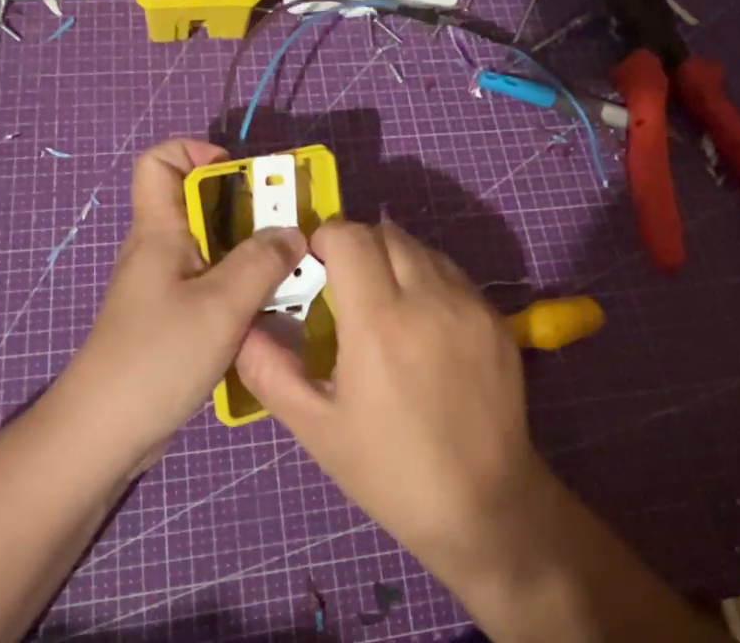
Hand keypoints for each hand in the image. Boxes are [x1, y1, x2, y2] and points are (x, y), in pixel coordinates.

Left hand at [60, 139, 307, 464]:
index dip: (197, 151)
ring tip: (293, 274)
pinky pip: (213, 288)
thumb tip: (293, 232)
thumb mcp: (221, 304)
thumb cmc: (158, 356)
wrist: (106, 432)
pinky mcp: (173, 321)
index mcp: (158, 230)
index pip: (160, 161)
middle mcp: (159, 250)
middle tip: (290, 230)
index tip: (244, 174)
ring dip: (253, 256)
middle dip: (249, 209)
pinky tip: (270, 315)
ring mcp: (165, 288)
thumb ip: (261, 262)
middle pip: (200, 205)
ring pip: (214, 251)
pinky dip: (243, 292)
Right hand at [234, 219, 547, 573]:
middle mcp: (428, 299)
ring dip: (394, 259)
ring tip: (383, 303)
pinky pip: (454, 276)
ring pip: (423, 249)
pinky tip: (421, 324)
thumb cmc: (390, 470)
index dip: (325, 239)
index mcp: (379, 322)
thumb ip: (270, 370)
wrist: (484, 505)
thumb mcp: (316, 428)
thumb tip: (243, 326)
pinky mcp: (496, 320)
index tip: (314, 265)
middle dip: (358, 246)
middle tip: (343, 285)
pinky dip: (428, 281)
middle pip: (386, 233)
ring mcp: (470, 306)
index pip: (350, 236)